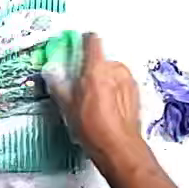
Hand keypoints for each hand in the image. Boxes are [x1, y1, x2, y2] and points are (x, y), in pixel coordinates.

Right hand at [45, 33, 151, 177]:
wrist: (118, 146)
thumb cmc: (93, 128)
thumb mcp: (67, 106)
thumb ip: (58, 85)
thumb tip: (52, 76)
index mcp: (96, 68)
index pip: (92, 41)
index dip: (84, 41)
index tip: (78, 45)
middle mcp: (115, 70)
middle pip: (101, 60)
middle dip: (92, 69)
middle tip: (81, 86)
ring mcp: (128, 81)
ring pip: (113, 72)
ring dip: (104, 80)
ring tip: (94, 101)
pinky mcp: (136, 92)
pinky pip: (122, 84)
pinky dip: (115, 90)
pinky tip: (106, 107)